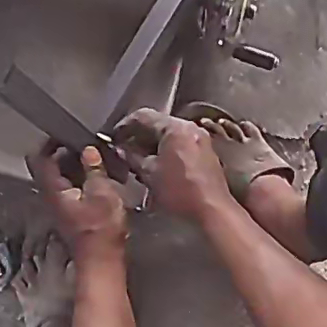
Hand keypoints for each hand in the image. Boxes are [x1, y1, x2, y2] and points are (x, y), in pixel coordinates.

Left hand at [29, 144, 128, 262]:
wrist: (102, 260)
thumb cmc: (100, 232)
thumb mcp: (102, 193)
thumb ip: (94, 169)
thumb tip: (89, 152)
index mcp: (54, 190)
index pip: (40, 158)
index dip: (50, 143)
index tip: (65, 135)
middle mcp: (52, 198)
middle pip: (52, 167)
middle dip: (70, 154)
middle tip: (90, 147)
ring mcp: (62, 207)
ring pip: (64, 179)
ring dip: (79, 168)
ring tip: (100, 163)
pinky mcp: (73, 214)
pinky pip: (74, 190)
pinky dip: (85, 181)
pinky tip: (103, 182)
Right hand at [113, 108, 232, 218]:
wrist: (212, 210)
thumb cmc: (180, 192)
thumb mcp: (149, 173)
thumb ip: (132, 157)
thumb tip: (121, 150)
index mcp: (176, 128)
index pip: (144, 116)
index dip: (125, 125)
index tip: (114, 136)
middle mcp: (192, 129)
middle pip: (159, 124)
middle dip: (139, 136)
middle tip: (124, 148)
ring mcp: (201, 141)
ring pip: (171, 136)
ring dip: (153, 144)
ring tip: (138, 160)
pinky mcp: (207, 155)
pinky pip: (182, 145)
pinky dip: (167, 152)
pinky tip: (157, 166)